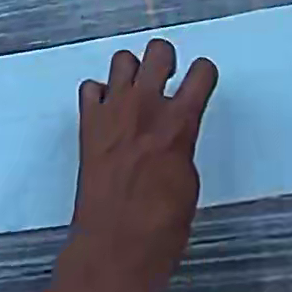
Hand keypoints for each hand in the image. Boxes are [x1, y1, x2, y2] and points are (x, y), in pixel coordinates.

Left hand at [39, 38, 219, 291]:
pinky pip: (91, 86)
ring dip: (131, 71)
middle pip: (158, 51)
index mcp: (178, 123)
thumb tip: (174, 131)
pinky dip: (99, 93)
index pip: (200, 75)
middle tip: (166, 71)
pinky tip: (106, 108)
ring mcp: (113, 107)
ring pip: (122, 59)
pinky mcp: (88, 118)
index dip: (203, 71)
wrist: (117, 240)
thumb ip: (180, 142)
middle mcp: (145, 106)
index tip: (202, 73)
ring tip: (134, 88)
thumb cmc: (160, 224)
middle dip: (165, 57)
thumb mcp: (188, 181)